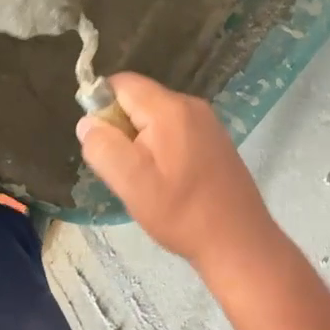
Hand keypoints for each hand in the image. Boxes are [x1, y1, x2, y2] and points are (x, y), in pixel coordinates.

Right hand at [76, 73, 272, 265]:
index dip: (102, 108)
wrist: (241, 246)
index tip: (106, 145)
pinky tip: (169, 181)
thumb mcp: (130, 183)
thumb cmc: (181, 213)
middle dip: (121, 128)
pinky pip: (173, 130)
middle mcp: (190, 105)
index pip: (120, 83)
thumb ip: (101, 146)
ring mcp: (207, 122)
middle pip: (137, 99)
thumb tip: (87, 122)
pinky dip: (161, 148)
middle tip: (126, 169)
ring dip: (140, 141)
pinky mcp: (214, 139)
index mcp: (169, 108)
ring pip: (153, 116)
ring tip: (147, 179)